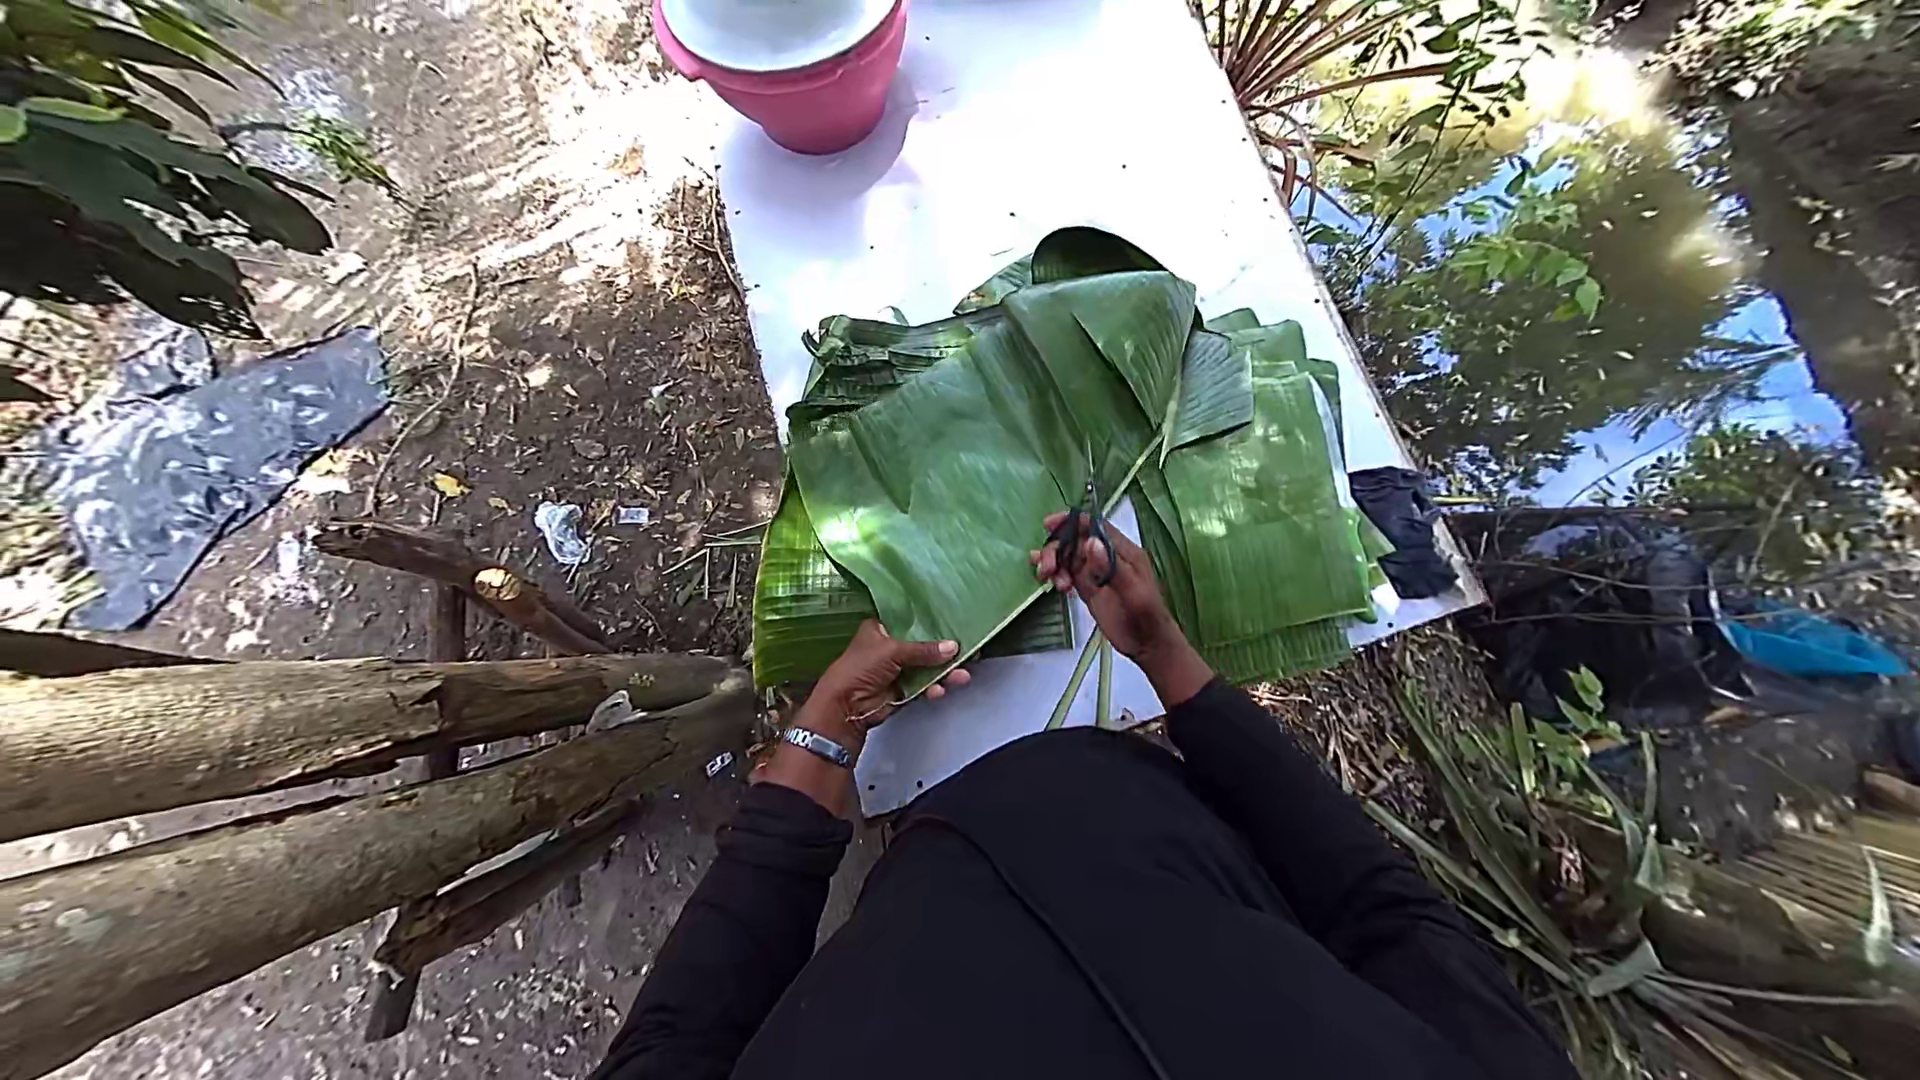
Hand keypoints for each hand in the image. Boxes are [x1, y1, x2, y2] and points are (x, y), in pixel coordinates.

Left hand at [797, 619, 971, 742]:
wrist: (845, 707)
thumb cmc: (862, 667)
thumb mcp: (893, 650)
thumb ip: (924, 650)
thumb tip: (954, 647)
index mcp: (880, 629)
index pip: (909, 622)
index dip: (930, 623)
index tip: (953, 623)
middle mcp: (889, 647)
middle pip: (922, 647)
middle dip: (943, 652)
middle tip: (966, 653)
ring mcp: (896, 670)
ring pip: (926, 668)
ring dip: (943, 672)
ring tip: (961, 676)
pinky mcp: (901, 690)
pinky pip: (922, 686)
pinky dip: (933, 687)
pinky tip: (941, 690)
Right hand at [1032, 512, 1180, 658]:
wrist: (1148, 644)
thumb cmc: (1146, 615)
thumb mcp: (1132, 590)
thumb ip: (1111, 566)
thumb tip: (1090, 542)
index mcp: (1122, 551)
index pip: (1095, 526)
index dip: (1071, 522)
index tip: (1049, 525)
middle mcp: (1106, 557)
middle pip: (1076, 541)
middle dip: (1057, 549)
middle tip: (1046, 567)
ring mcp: (1095, 573)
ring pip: (1068, 558)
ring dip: (1053, 563)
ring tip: (1047, 578)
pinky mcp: (1087, 588)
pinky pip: (1067, 574)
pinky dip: (1055, 574)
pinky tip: (1048, 581)